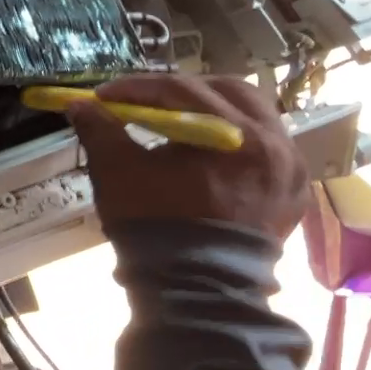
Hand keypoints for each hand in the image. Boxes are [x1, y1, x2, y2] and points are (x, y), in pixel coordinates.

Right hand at [65, 74, 309, 240]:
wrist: (197, 283)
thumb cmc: (154, 219)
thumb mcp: (116, 169)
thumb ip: (99, 129)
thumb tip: (78, 103)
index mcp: (234, 135)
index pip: (182, 90)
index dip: (135, 87)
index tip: (102, 95)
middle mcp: (276, 144)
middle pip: (230, 92)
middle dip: (181, 90)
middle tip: (143, 100)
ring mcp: (291, 169)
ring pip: (253, 117)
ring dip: (208, 112)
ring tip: (172, 125)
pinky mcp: (291, 192)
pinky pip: (263, 148)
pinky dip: (229, 139)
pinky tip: (200, 154)